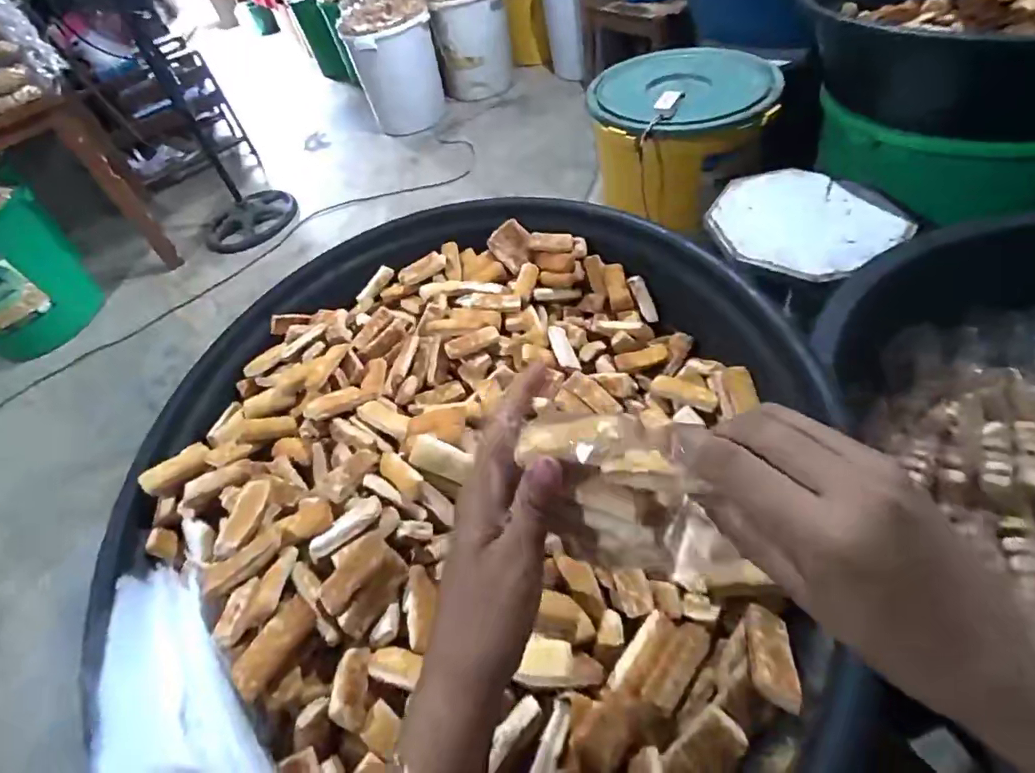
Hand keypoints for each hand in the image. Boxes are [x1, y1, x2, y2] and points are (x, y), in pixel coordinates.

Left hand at [400, 365, 562, 771]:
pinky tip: (565, 487)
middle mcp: (480, 497)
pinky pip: (520, 494)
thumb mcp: (517, 559)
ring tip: (570, 426)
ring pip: (512, 465)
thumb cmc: (489, 614)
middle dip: (528, 408)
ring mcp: (486, 519)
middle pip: (503, 440)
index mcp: (481, 493)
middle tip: (562, 389)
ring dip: (537, 440)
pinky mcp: (496, 540)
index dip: (521, 395)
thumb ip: (533, 506)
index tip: (544, 366)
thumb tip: (550, 451)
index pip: (500, 429)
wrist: (464, 669)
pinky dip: (542, 479)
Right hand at [669, 405, 1034, 744]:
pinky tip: (769, 457)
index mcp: (827, 534)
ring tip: (727, 449)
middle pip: (759, 426)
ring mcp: (874, 465)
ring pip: (784, 416)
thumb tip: (700, 489)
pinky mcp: (886, 459)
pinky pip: (814, 427)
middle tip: (694, 448)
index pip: (738, 466)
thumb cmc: (893, 642)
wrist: (998, 648)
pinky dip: (777, 432)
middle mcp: (851, 485)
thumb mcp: (808, 598)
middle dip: (717, 429)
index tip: (667, 443)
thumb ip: (747, 534)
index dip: (695, 448)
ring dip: (744, 425)